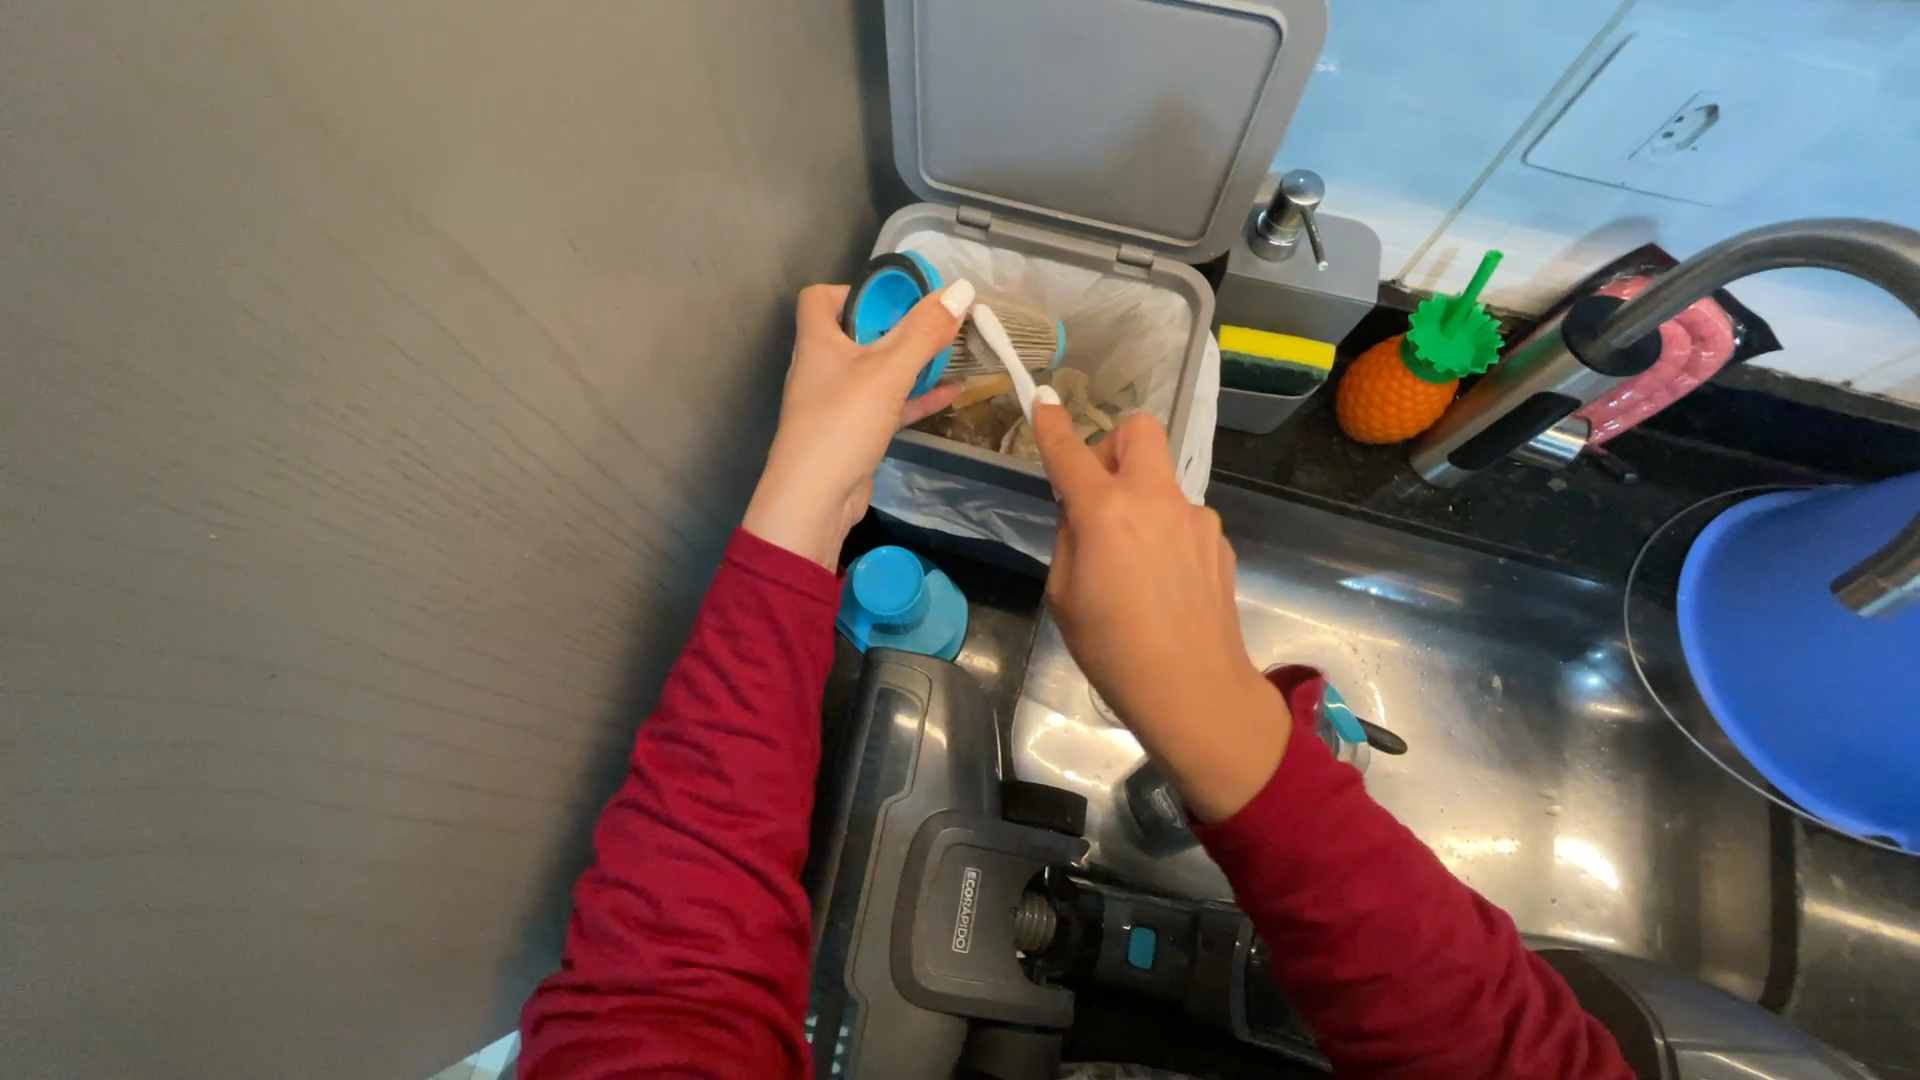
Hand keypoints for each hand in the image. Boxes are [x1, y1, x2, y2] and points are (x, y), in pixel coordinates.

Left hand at [743, 280, 972, 568]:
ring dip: (909, 362)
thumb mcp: (888, 371)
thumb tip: (960, 290)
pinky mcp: (854, 432)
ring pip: (876, 371)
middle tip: (932, 323)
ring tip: (947, 352)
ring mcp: (838, 402)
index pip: (820, 297)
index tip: (892, 298)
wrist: (816, 499)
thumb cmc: (842, 423)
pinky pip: (888, 404)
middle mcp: (822, 367)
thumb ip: (923, 332)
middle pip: (856, 333)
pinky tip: (951, 392)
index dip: (853, 290)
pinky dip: (915, 397)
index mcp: (817, 340)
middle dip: (895, 326)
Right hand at [1032, 397, 1288, 821]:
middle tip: (1099, 489)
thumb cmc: (1112, 649)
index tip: (1043, 400)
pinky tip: (1162, 581)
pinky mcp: (1218, 541)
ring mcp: (1195, 517)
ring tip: (1132, 561)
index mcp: (1105, 512)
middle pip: (1140, 431)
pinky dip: (1164, 532)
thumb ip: (1070, 540)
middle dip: (1113, 443)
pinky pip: (1182, 517)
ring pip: (1161, 480)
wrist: (1193, 690)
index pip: (1070, 453)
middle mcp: (1154, 499)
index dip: (1051, 424)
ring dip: (1140, 499)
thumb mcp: (1063, 595)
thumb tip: (1081, 514)